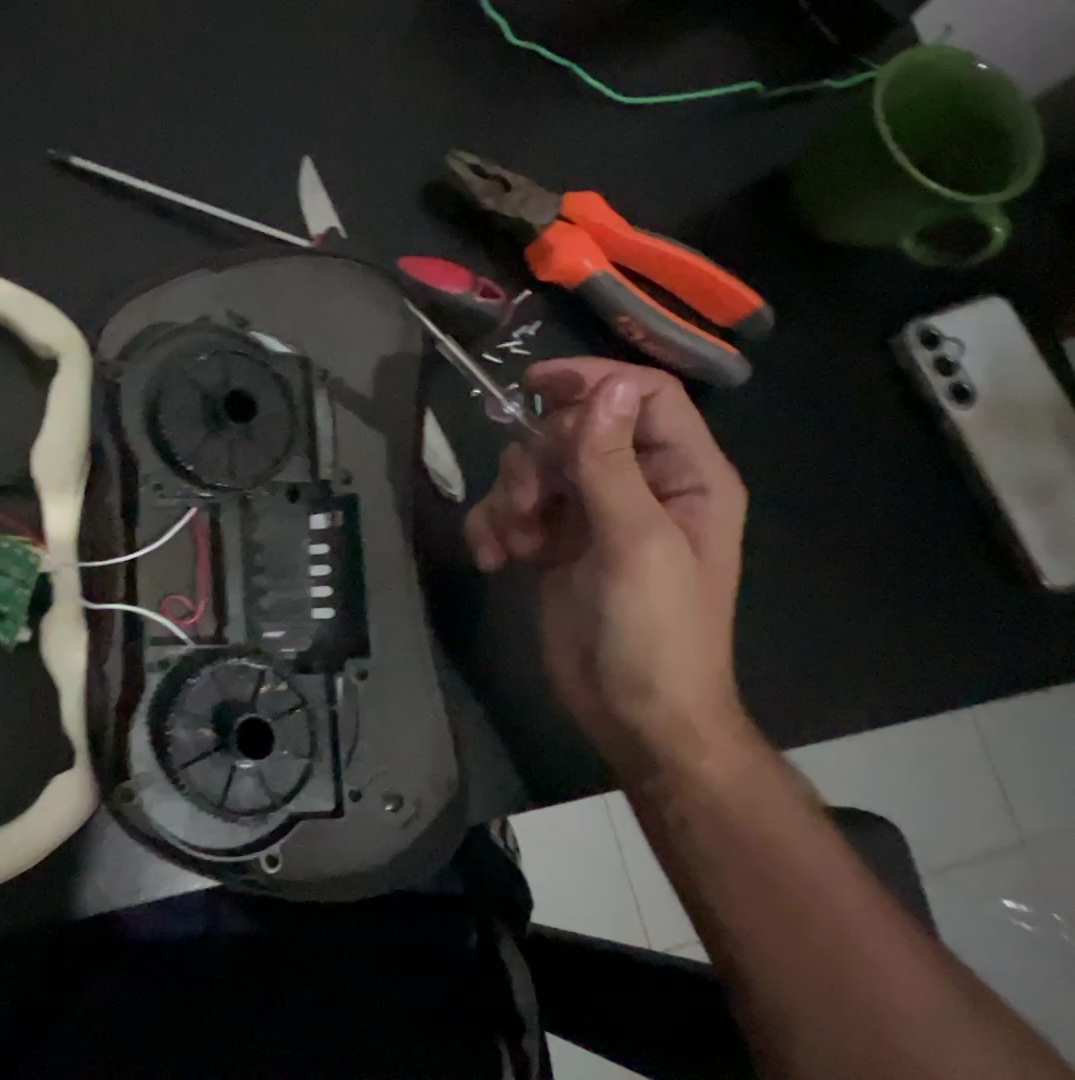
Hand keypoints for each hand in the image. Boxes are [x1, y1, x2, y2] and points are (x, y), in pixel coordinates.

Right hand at [464, 359, 748, 775]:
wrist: (634, 714)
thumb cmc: (655, 632)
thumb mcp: (636, 543)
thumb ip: (612, 464)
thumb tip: (606, 386)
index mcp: (684, 475)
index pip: (641, 397)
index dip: (591, 382)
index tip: (531, 387)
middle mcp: (639, 485)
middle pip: (573, 431)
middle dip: (536, 462)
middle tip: (527, 507)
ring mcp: (592, 516)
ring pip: (534, 470)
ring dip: (509, 500)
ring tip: (512, 544)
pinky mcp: (554, 545)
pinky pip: (511, 511)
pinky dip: (494, 529)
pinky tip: (495, 560)